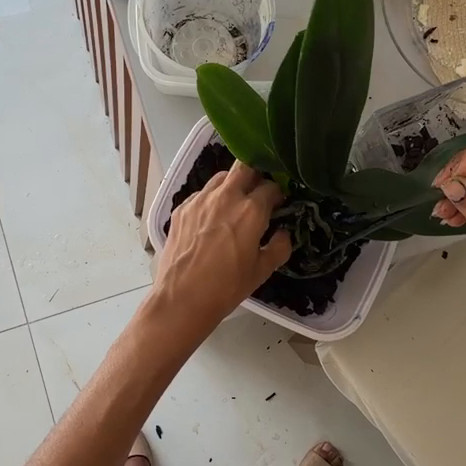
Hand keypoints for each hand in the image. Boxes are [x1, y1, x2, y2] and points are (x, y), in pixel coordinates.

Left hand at [151, 162, 291, 338]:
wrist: (182, 299)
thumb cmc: (227, 287)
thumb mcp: (262, 271)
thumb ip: (279, 247)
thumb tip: (283, 234)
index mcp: (251, 210)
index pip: (271, 187)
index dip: (278, 194)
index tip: (278, 205)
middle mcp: (226, 196)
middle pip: (245, 167)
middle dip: (255, 176)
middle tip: (257, 194)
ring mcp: (200, 200)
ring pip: (221, 177)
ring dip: (232, 184)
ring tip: (234, 204)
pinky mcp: (181, 208)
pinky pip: (201, 194)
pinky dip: (211, 199)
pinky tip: (211, 219)